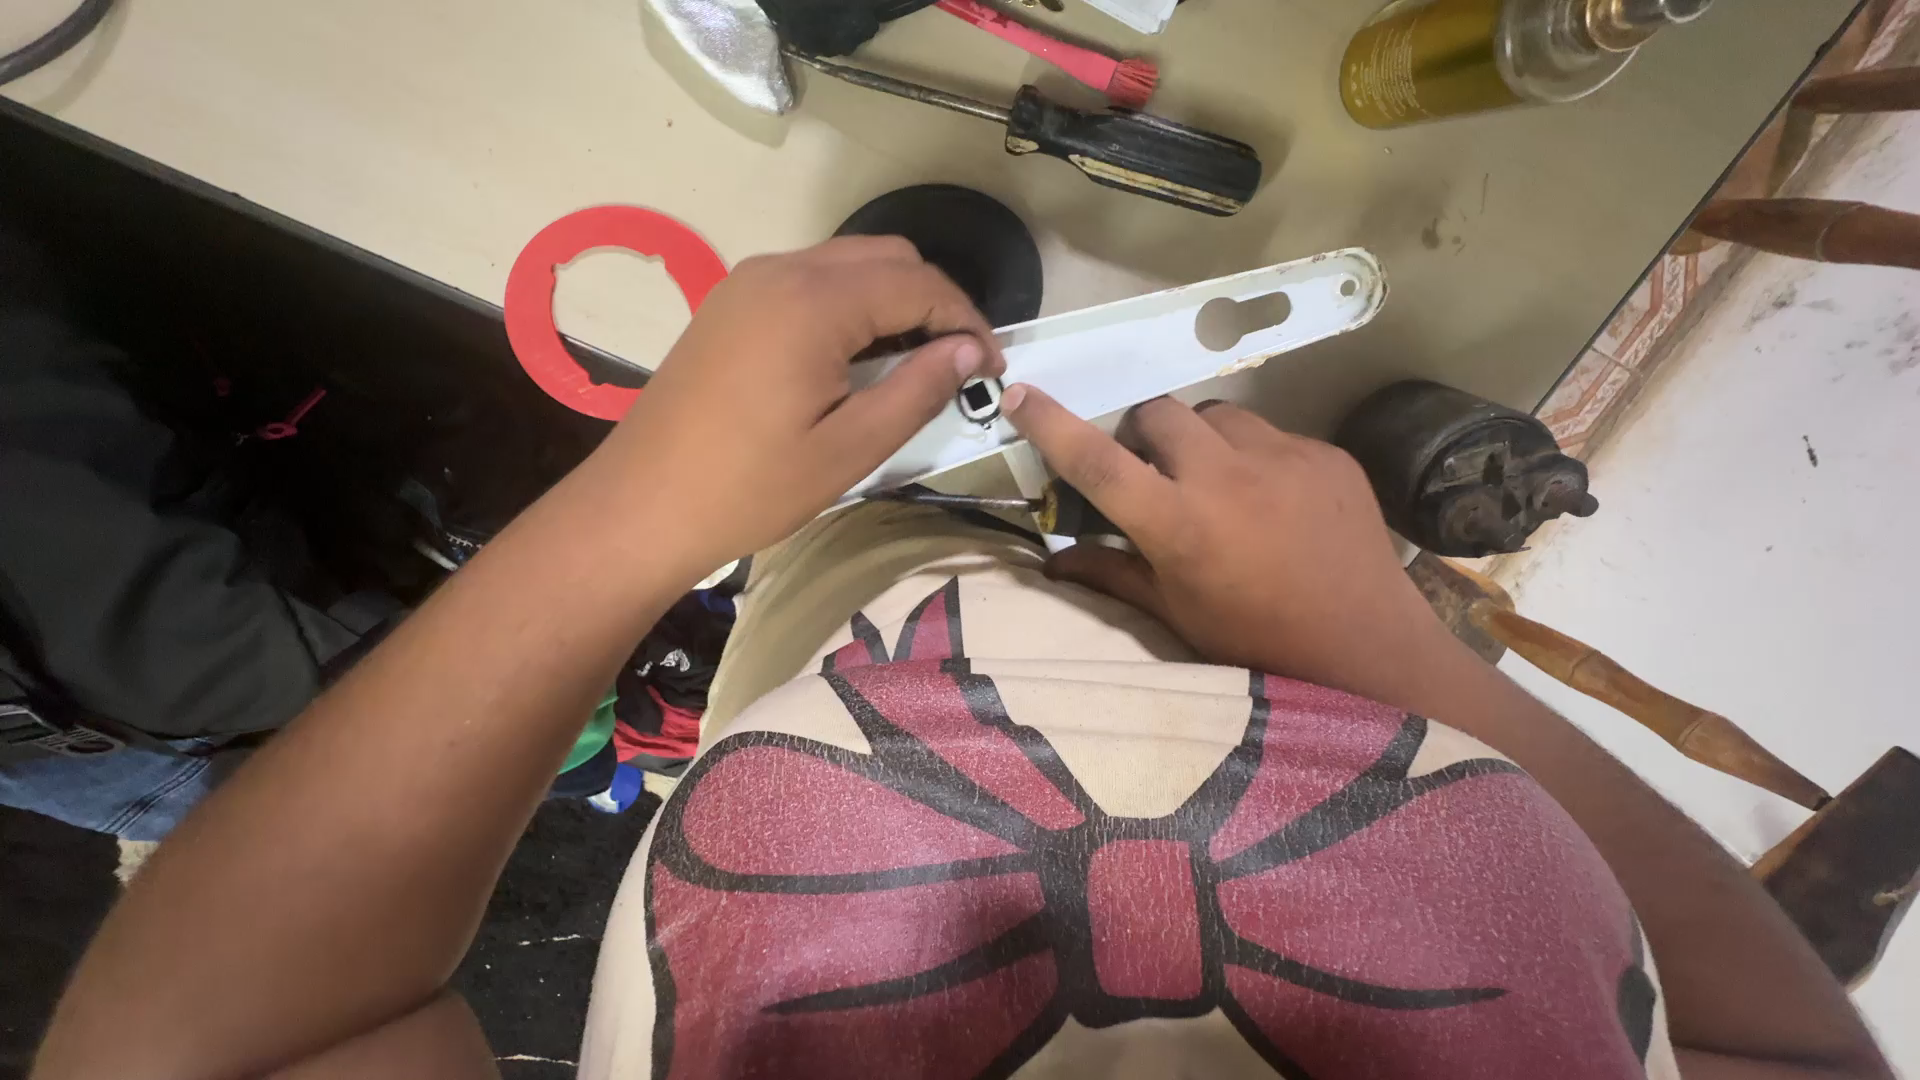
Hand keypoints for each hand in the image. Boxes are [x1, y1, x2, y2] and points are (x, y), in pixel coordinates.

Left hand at [586, 237, 1003, 577]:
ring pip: (848, 265)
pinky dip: (851, 307)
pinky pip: (811, 283)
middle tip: (959, 364)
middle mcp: (781, 271)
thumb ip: (919, 389)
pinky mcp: (732, 303)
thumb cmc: (752, 487)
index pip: (918, 284)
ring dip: (893, 302)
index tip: (994, 367)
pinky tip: (859, 358)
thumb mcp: (851, 448)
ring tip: (916, 364)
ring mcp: (749, 282)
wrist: (644, 506)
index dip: (967, 321)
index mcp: (813, 302)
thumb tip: (971, 350)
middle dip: (935, 302)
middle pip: (886, 258)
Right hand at [1004, 387, 1459, 709]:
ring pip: (1216, 414)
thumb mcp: (1174, 613)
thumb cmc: (1255, 641)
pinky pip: (1270, 433)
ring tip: (1217, 483)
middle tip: (1154, 474)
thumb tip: (1053, 559)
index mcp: (1176, 523)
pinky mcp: (1326, 455)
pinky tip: (1271, 500)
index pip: (1096, 459)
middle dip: (1143, 434)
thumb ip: (1111, 573)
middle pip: (1158, 412)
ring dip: (1198, 439)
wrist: (1366, 648)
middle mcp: (1224, 476)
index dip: (1051, 423)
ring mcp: (1283, 456)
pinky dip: (1252, 456)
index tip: (1020, 394)